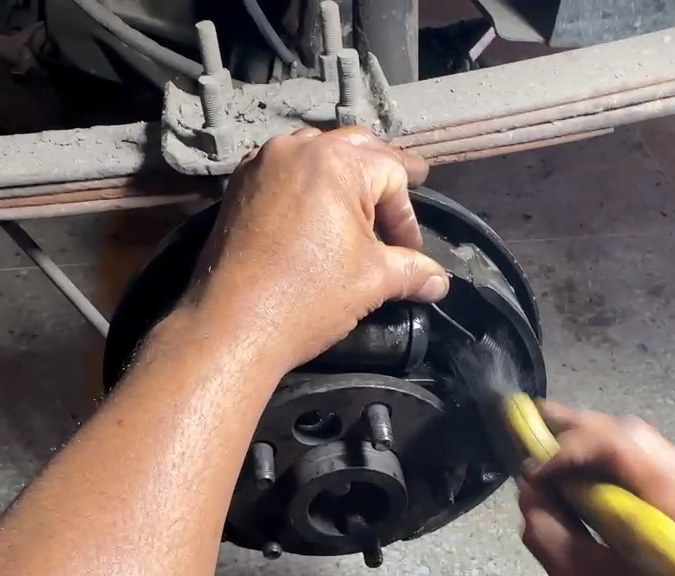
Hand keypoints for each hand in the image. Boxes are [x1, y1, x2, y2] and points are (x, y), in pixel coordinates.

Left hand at [183, 128, 450, 374]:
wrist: (234, 326)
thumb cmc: (306, 298)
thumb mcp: (371, 282)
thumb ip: (411, 272)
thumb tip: (440, 282)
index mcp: (335, 162)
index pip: (391, 172)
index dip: (408, 215)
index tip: (410, 252)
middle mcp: (295, 150)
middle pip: (354, 150)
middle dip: (382, 176)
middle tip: (406, 190)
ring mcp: (261, 167)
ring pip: (315, 158)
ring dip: (342, 178)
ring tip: (360, 206)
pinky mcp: (238, 190)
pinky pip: (284, 175)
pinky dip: (306, 188)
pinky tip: (316, 215)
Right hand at [518, 402, 674, 575]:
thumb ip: (549, 530)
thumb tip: (529, 489)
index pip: (622, 443)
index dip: (566, 445)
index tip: (528, 469)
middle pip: (640, 440)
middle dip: (580, 438)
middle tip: (531, 435)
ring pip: (654, 454)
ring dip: (602, 458)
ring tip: (556, 465)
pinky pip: (669, 478)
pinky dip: (628, 478)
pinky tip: (598, 492)